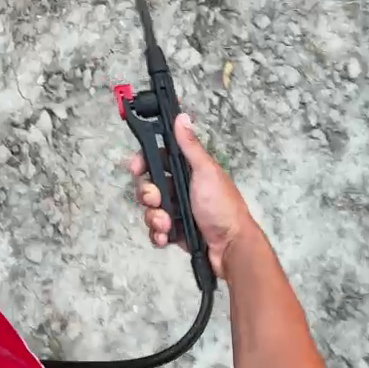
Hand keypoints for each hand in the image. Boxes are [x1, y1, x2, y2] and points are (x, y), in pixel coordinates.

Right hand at [127, 113, 255, 277]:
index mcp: (188, 171)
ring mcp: (177, 212)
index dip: (144, 162)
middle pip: (149, 185)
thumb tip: (182, 118)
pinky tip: (165, 237)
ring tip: (166, 224)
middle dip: (147, 194)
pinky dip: (157, 234)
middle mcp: (180, 189)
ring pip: (150, 209)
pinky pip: (155, 230)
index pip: (157, 160)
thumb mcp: (206, 172)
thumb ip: (190, 146)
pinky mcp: (175, 232)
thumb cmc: (222, 207)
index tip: (137, 168)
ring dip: (154, 217)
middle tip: (156, 200)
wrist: (231, 249)